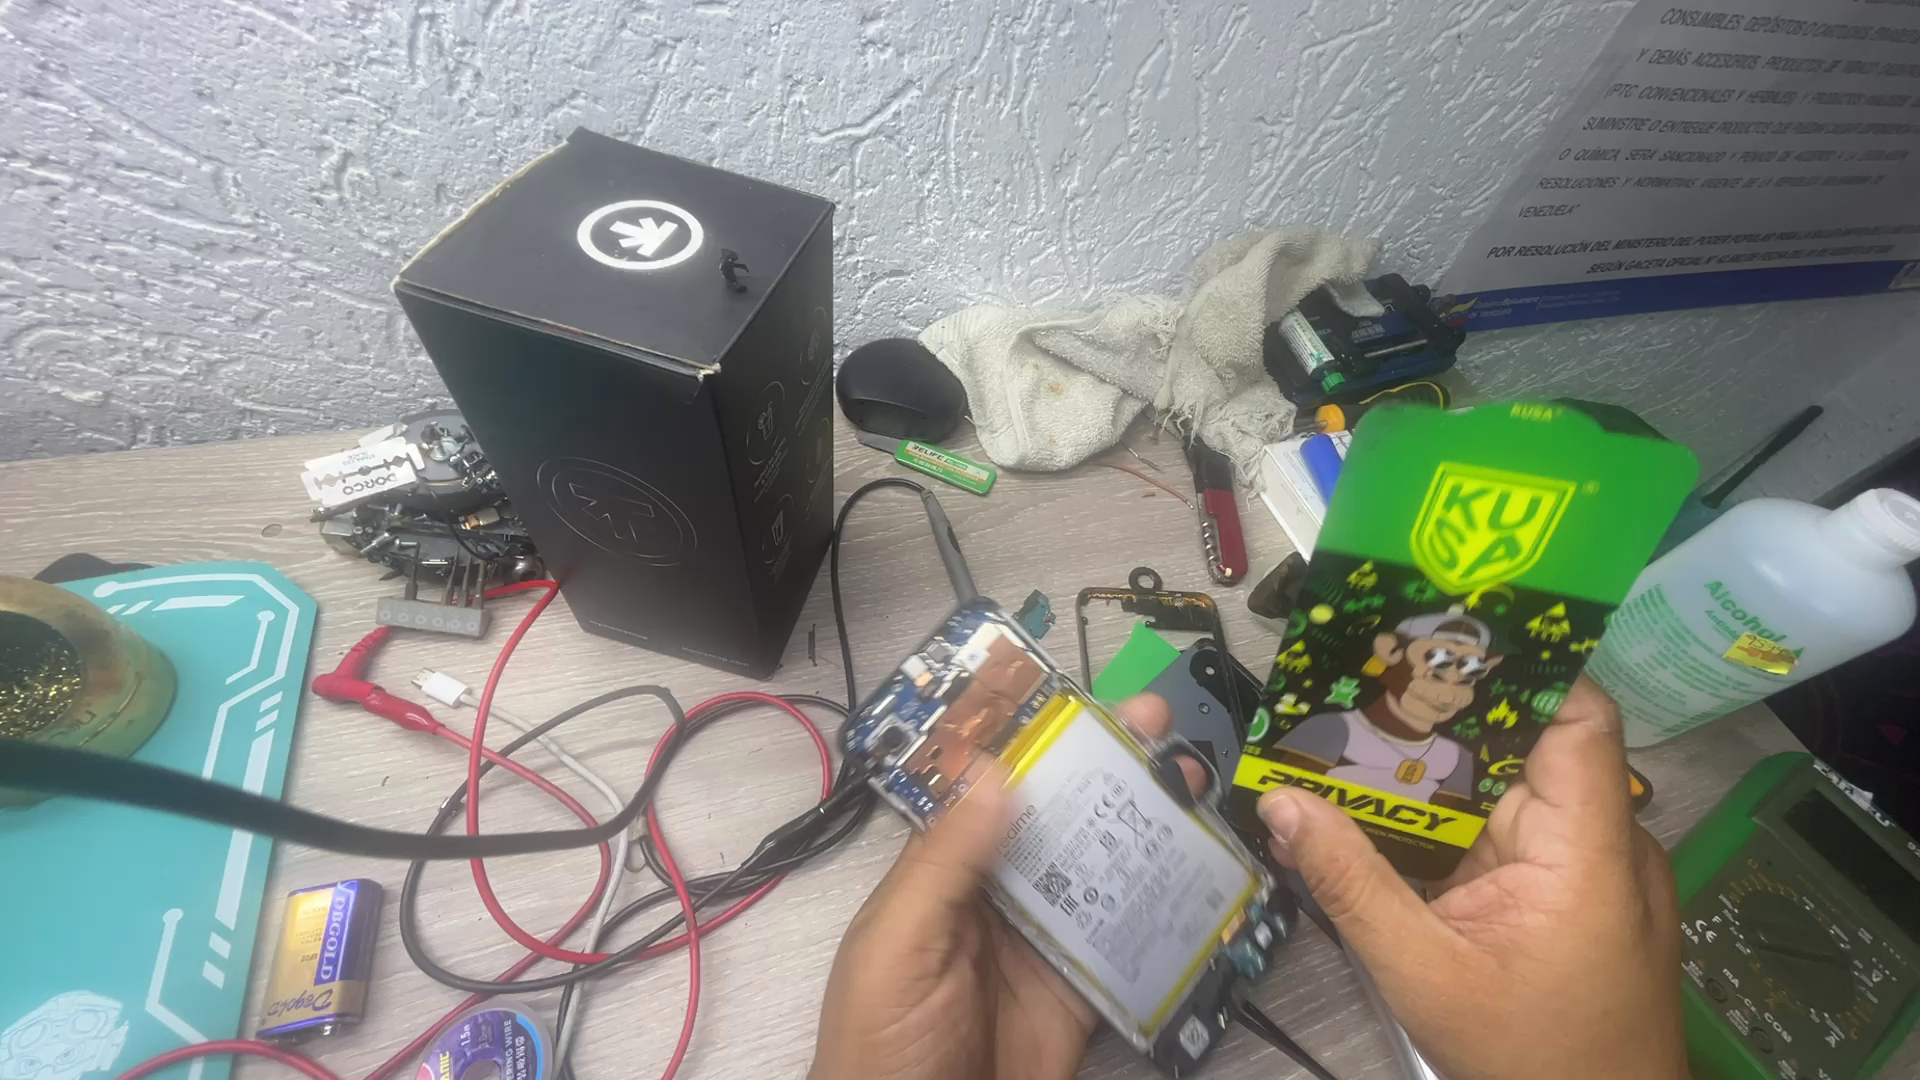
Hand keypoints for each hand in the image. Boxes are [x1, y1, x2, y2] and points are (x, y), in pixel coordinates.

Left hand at [810, 695, 1203, 1079]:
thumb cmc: (883, 1040)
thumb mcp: (899, 942)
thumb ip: (944, 861)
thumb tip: (995, 773)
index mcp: (949, 864)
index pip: (997, 785)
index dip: (1040, 739)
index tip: (1083, 703)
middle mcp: (1000, 885)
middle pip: (1058, 812)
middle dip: (1104, 763)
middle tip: (1154, 722)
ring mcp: (1044, 933)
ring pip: (1097, 861)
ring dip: (1140, 818)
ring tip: (1185, 775)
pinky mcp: (1080, 984)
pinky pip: (1124, 934)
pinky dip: (1160, 901)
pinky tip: (1194, 864)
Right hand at [1257, 676, 1685, 1079]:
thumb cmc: (1529, 1060)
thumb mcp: (1422, 973)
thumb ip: (1349, 883)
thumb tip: (1280, 802)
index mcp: (1585, 853)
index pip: (1577, 722)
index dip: (1520, 666)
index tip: (1435, 630)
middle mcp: (1591, 840)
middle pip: (1518, 739)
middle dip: (1434, 703)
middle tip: (1352, 671)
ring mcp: (1571, 860)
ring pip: (1494, 776)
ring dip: (1422, 752)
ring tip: (1344, 717)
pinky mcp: (1549, 879)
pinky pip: (1486, 815)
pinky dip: (1430, 798)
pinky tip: (1369, 789)